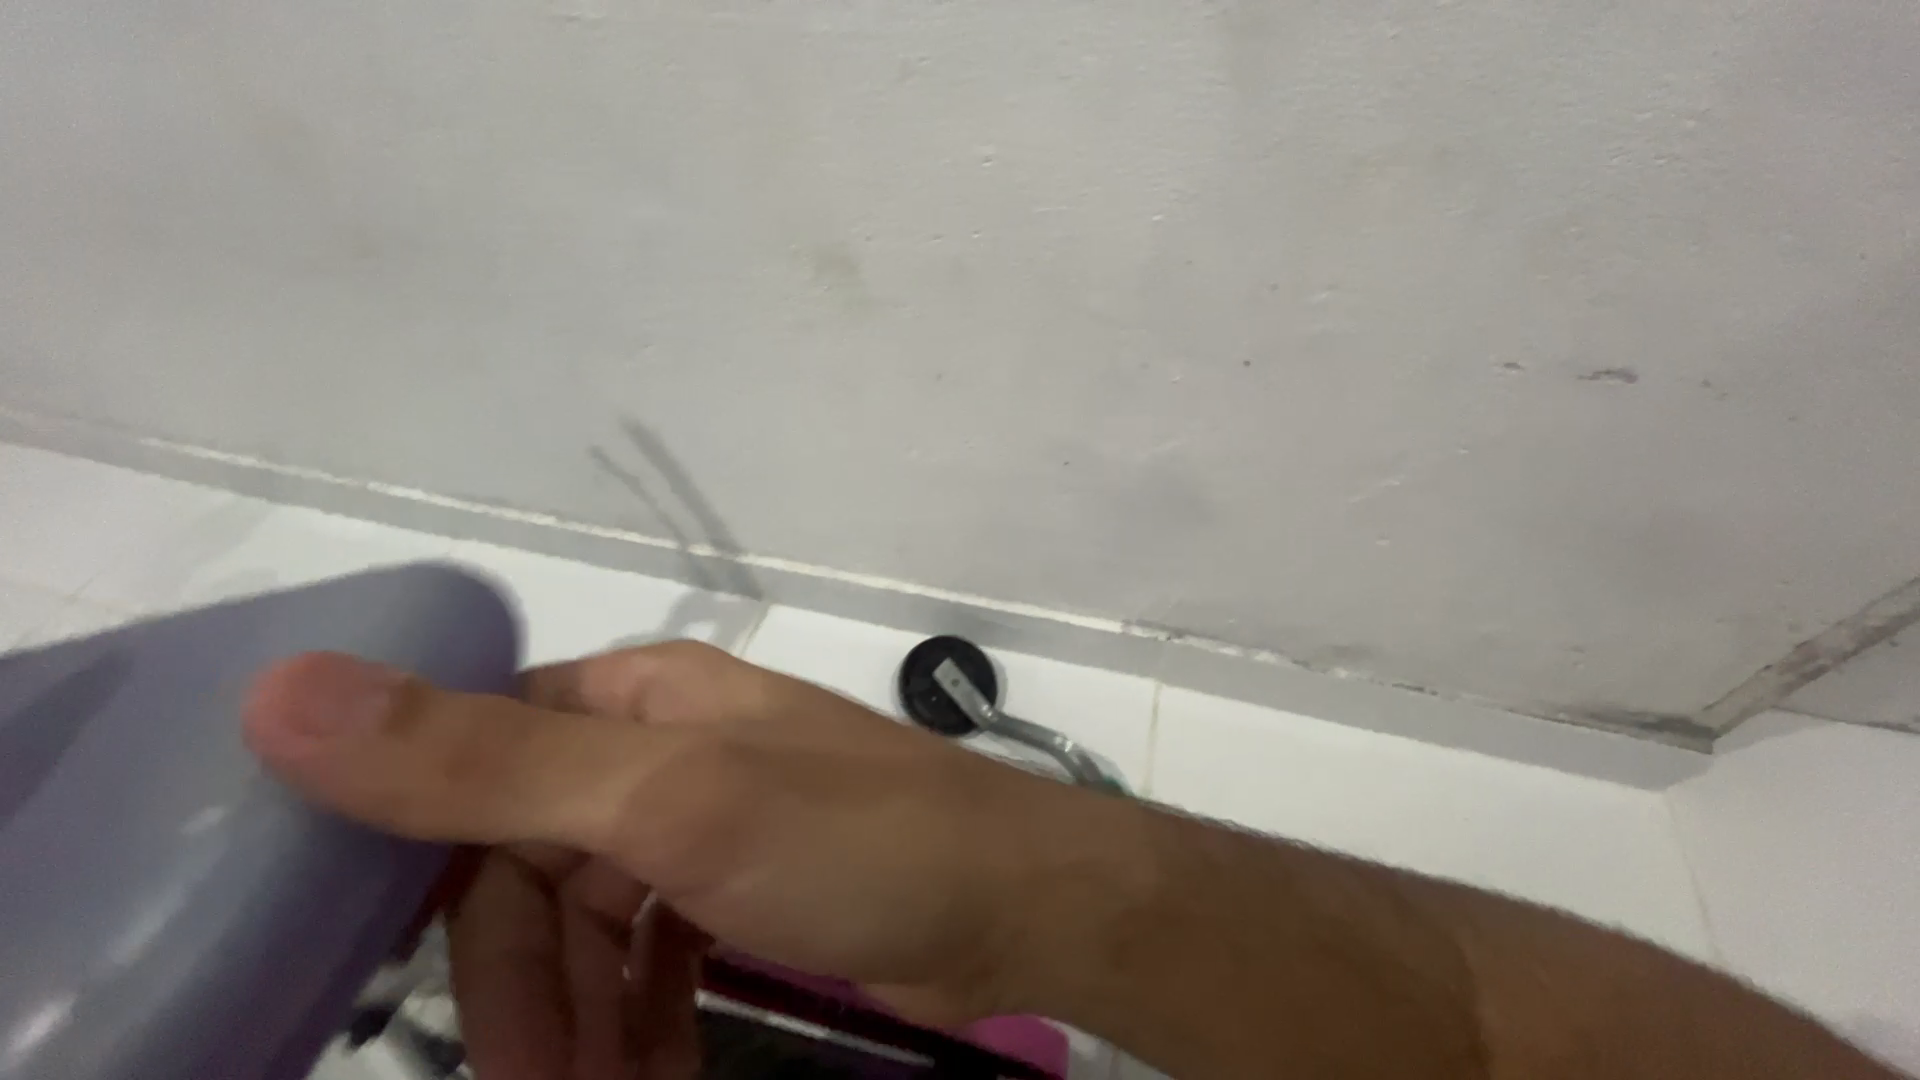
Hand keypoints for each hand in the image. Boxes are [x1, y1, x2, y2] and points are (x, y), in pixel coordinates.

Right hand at [243, 642, 1136, 1079]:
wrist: (1011, 902)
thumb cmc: (853, 838)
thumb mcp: (669, 800)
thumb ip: (488, 759)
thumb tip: (285, 691)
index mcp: (641, 700)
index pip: (480, 752)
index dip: (417, 848)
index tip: (368, 964)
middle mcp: (666, 747)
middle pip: (530, 859)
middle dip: (518, 976)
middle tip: (530, 1078)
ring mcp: (706, 822)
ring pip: (586, 922)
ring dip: (575, 1016)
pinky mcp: (740, 888)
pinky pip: (647, 953)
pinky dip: (633, 1018)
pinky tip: (646, 1069)